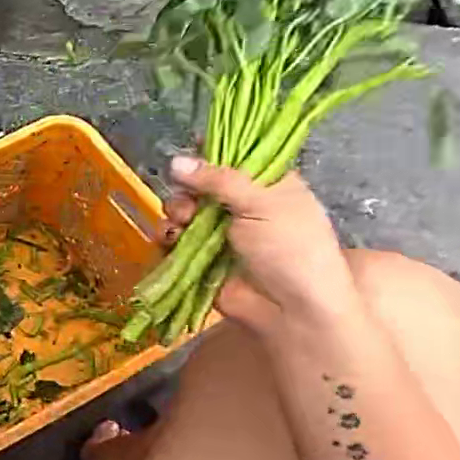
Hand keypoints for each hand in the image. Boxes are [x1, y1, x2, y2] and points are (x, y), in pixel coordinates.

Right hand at [162, 155, 361, 335]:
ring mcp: (218, 231)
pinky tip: (172, 241)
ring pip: (181, 209)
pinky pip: (173, 239)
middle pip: (199, 182)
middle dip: (186, 188)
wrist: (290, 310)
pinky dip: (167, 237)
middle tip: (189, 200)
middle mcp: (241, 204)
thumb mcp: (263, 203)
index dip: (211, 151)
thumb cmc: (292, 249)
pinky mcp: (199, 256)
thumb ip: (218, 178)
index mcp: (267, 184)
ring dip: (175, 213)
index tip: (190, 149)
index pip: (235, 155)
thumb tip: (175, 161)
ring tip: (182, 224)